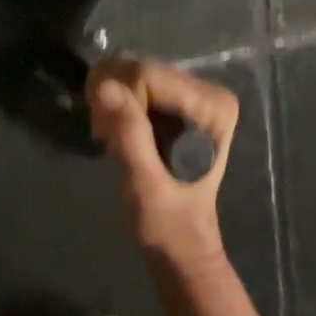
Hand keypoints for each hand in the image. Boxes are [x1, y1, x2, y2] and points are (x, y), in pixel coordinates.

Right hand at [87, 58, 238, 263]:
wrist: (180, 247)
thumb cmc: (165, 221)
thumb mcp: (142, 183)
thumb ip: (129, 134)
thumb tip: (105, 87)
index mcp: (211, 106)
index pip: (145, 75)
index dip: (116, 99)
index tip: (105, 134)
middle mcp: (209, 92)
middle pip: (139, 68)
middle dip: (111, 97)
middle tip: (104, 136)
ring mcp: (195, 96)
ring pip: (132, 72)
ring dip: (111, 102)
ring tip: (111, 138)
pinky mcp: (179, 103)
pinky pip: (134, 84)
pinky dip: (117, 105)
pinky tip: (118, 132)